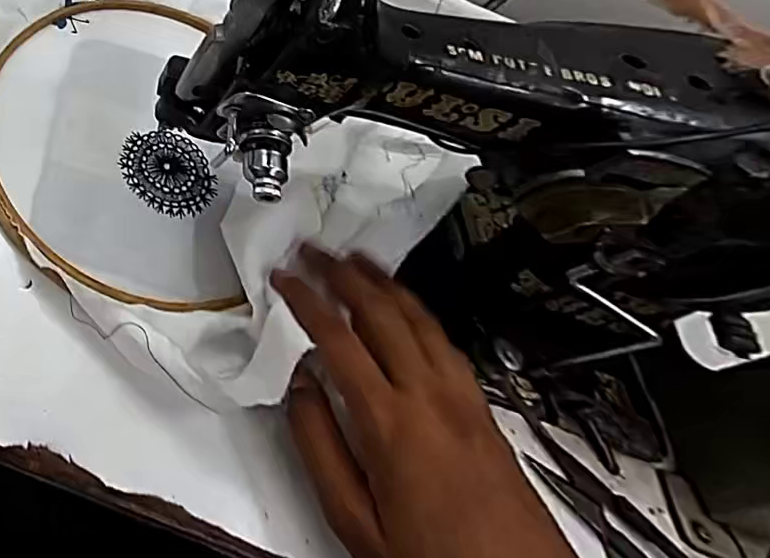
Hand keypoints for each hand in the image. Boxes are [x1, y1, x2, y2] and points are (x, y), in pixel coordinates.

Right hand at [272, 247, 571, 557]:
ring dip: (382, 281)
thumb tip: (297, 388)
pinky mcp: (486, 413)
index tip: (284, 278)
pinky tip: (408, 306)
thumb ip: (317, 444)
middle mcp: (430, 401)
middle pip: (380, 312)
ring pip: (419, 319)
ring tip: (357, 260)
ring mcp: (463, 403)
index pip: (336, 336)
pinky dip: (418, 309)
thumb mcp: (354, 519)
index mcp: (389, 423)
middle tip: (314, 251)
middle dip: (341, 272)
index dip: (304, 298)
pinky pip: (447, 342)